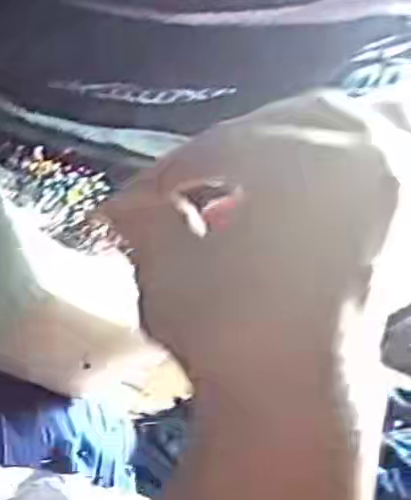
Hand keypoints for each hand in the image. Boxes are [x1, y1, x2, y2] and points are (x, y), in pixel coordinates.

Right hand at [101, 91, 410, 399]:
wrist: (288, 373)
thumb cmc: (220, 322)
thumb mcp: (166, 272)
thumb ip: (149, 224)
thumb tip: (125, 204)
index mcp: (306, 163)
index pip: (220, 147)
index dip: (163, 173)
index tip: (126, 204)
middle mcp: (376, 152)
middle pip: (299, 118)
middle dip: (232, 143)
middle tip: (183, 180)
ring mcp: (408, 178)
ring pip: (366, 118)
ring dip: (304, 134)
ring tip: (258, 166)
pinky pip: (398, 152)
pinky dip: (356, 153)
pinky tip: (315, 180)